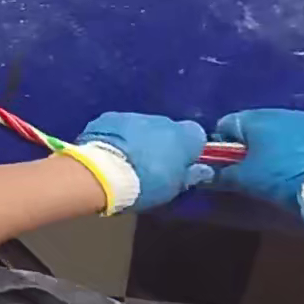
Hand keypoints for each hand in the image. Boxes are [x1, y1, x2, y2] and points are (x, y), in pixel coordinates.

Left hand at [70, 112, 213, 213]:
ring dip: (135, 139)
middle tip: (146, 166)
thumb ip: (189, 175)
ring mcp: (133, 115)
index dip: (186, 151)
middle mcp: (162, 120)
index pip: (195, 137)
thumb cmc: (145, 184)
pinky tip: (105, 153)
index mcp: (185, 136)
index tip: (176, 166)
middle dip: (159, 144)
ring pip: (140, 127)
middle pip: (166, 129)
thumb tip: (201, 170)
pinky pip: (116, 127)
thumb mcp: (173, 188)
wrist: (102, 173)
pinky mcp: (107, 118)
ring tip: (122, 161)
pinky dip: (114, 137)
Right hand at [212, 109, 303, 223]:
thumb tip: (205, 175)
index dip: (223, 144)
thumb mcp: (245, 181)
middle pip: (259, 124)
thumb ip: (222, 175)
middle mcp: (286, 112)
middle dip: (254, 143)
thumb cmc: (282, 179)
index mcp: (258, 120)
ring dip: (282, 143)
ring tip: (285, 167)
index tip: (228, 163)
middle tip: (255, 167)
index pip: (227, 124)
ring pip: (288, 128)